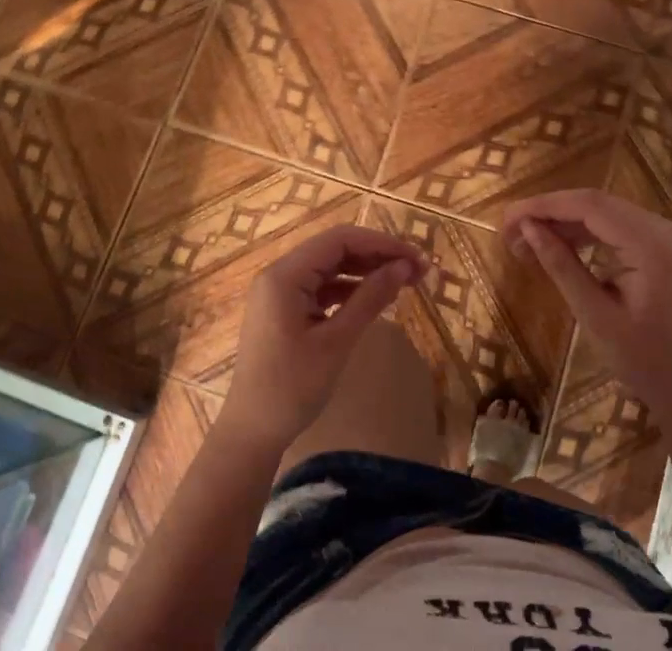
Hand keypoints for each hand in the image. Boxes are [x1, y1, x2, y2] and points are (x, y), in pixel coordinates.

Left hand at [220, 225, 427, 449]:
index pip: (339, 240)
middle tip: (419, 271)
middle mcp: (279, 275)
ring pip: (330, 268)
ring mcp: (279, 293)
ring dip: (366, 272)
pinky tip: (375, 299)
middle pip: (334, 250)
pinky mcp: (284, 311)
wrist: (252, 431)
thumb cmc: (292, 387)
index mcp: (285, 275)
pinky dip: (349, 290)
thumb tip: (404, 267)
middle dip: (377, 255)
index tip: (417, 257)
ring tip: (405, 282)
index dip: (381, 243)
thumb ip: (369, 298)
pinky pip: (321, 288)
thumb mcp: (336, 341)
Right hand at [501, 190, 671, 412]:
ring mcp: (666, 234)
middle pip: (596, 203)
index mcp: (653, 244)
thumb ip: (561, 265)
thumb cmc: (641, 359)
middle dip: (549, 212)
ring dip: (563, 222)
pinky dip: (583, 232)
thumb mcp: (594, 314)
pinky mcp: (661, 244)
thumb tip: (527, 228)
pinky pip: (615, 226)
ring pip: (603, 212)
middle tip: (509, 232)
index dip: (544, 206)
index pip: (591, 206)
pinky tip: (556, 244)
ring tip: (525, 241)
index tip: (507, 218)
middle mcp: (664, 228)